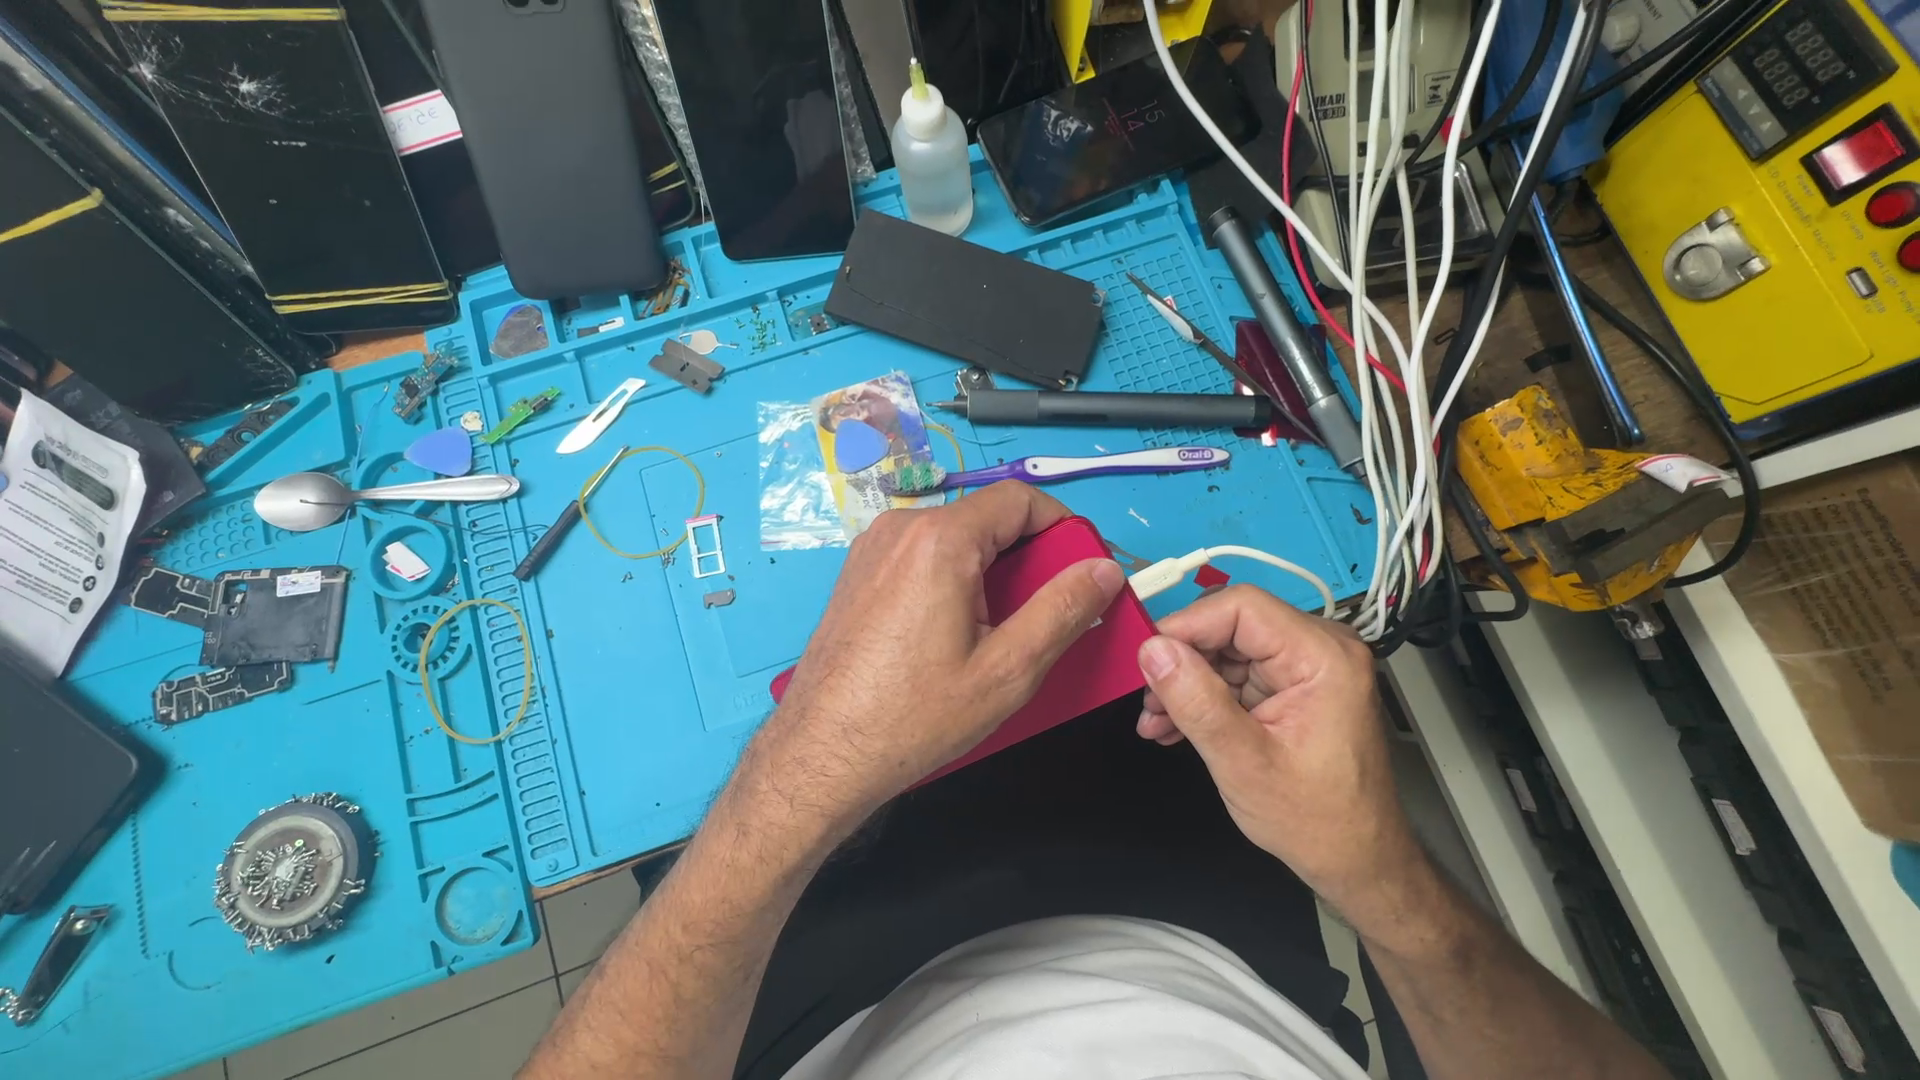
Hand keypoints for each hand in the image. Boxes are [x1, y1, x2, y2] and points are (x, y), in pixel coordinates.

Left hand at [741, 481, 1125, 832]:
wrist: (821, 753)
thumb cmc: (914, 716)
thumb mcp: (1007, 670)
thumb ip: (1063, 610)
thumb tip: (1104, 569)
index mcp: (939, 539)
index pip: (1020, 499)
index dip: (1063, 528)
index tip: (1083, 569)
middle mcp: (900, 528)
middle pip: (985, 518)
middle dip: (1029, 556)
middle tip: (1050, 610)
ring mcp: (872, 549)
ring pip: (954, 538)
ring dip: (992, 571)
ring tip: (1004, 629)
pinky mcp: (858, 574)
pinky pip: (922, 557)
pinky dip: (954, 578)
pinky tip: (957, 632)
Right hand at [1135, 586, 1420, 909]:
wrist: (1356, 861)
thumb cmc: (1315, 821)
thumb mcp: (1243, 762)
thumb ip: (1196, 701)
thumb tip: (1151, 649)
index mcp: (1323, 657)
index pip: (1241, 607)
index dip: (1185, 626)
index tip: (1146, 660)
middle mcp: (1320, 647)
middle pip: (1230, 625)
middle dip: (1182, 660)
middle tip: (1148, 700)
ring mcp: (1306, 665)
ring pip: (1225, 649)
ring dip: (1186, 682)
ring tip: (1157, 721)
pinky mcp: (1292, 684)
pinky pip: (1235, 672)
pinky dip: (1203, 695)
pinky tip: (1175, 724)